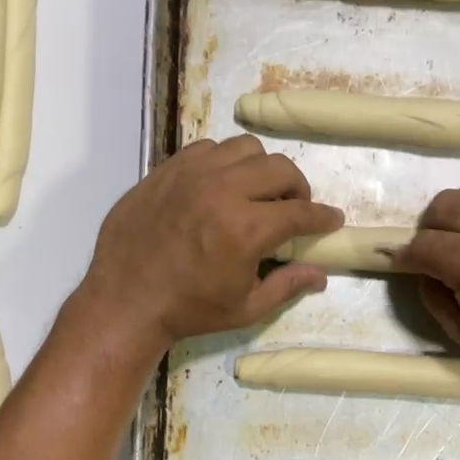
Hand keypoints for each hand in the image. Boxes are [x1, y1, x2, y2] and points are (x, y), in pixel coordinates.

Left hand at [80, 135, 343, 345]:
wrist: (126, 301)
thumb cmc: (189, 311)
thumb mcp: (245, 308)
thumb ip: (286, 285)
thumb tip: (320, 275)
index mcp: (245, 229)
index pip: (300, 212)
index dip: (322, 217)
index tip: (333, 220)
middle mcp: (222, 191)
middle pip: (280, 169)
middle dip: (298, 188)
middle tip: (295, 208)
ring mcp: (192, 175)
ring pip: (245, 149)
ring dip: (261, 169)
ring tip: (257, 191)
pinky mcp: (168, 170)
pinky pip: (208, 148)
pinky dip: (225, 163)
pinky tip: (221, 186)